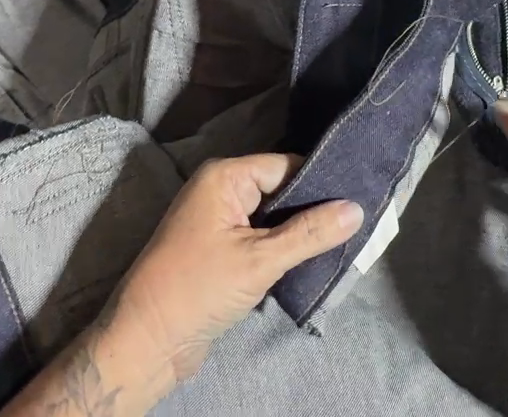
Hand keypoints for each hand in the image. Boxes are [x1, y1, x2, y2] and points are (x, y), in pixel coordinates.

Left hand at [109, 153, 364, 387]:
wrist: (147, 340)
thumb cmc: (199, 289)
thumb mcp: (260, 260)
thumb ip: (310, 233)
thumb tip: (357, 208)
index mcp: (225, 175)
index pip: (285, 165)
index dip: (320, 181)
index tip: (360, 197)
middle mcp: (220, 187)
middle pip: (280, 188)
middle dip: (313, 208)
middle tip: (357, 223)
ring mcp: (218, 218)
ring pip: (272, 214)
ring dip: (299, 230)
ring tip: (343, 240)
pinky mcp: (220, 246)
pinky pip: (260, 234)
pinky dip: (282, 245)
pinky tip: (311, 257)